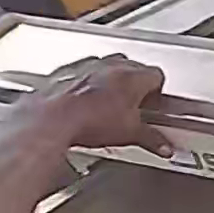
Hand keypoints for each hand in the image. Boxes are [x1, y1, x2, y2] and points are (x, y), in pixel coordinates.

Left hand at [15, 55, 172, 155]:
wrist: (50, 122)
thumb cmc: (88, 122)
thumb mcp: (130, 135)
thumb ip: (152, 139)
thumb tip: (163, 146)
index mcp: (132, 77)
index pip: (156, 75)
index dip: (157, 90)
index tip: (154, 101)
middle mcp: (109, 66)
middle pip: (131, 67)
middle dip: (134, 83)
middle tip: (133, 103)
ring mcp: (85, 67)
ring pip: (105, 67)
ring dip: (109, 81)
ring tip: (107, 103)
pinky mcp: (63, 72)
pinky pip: (80, 73)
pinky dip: (84, 84)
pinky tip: (82, 104)